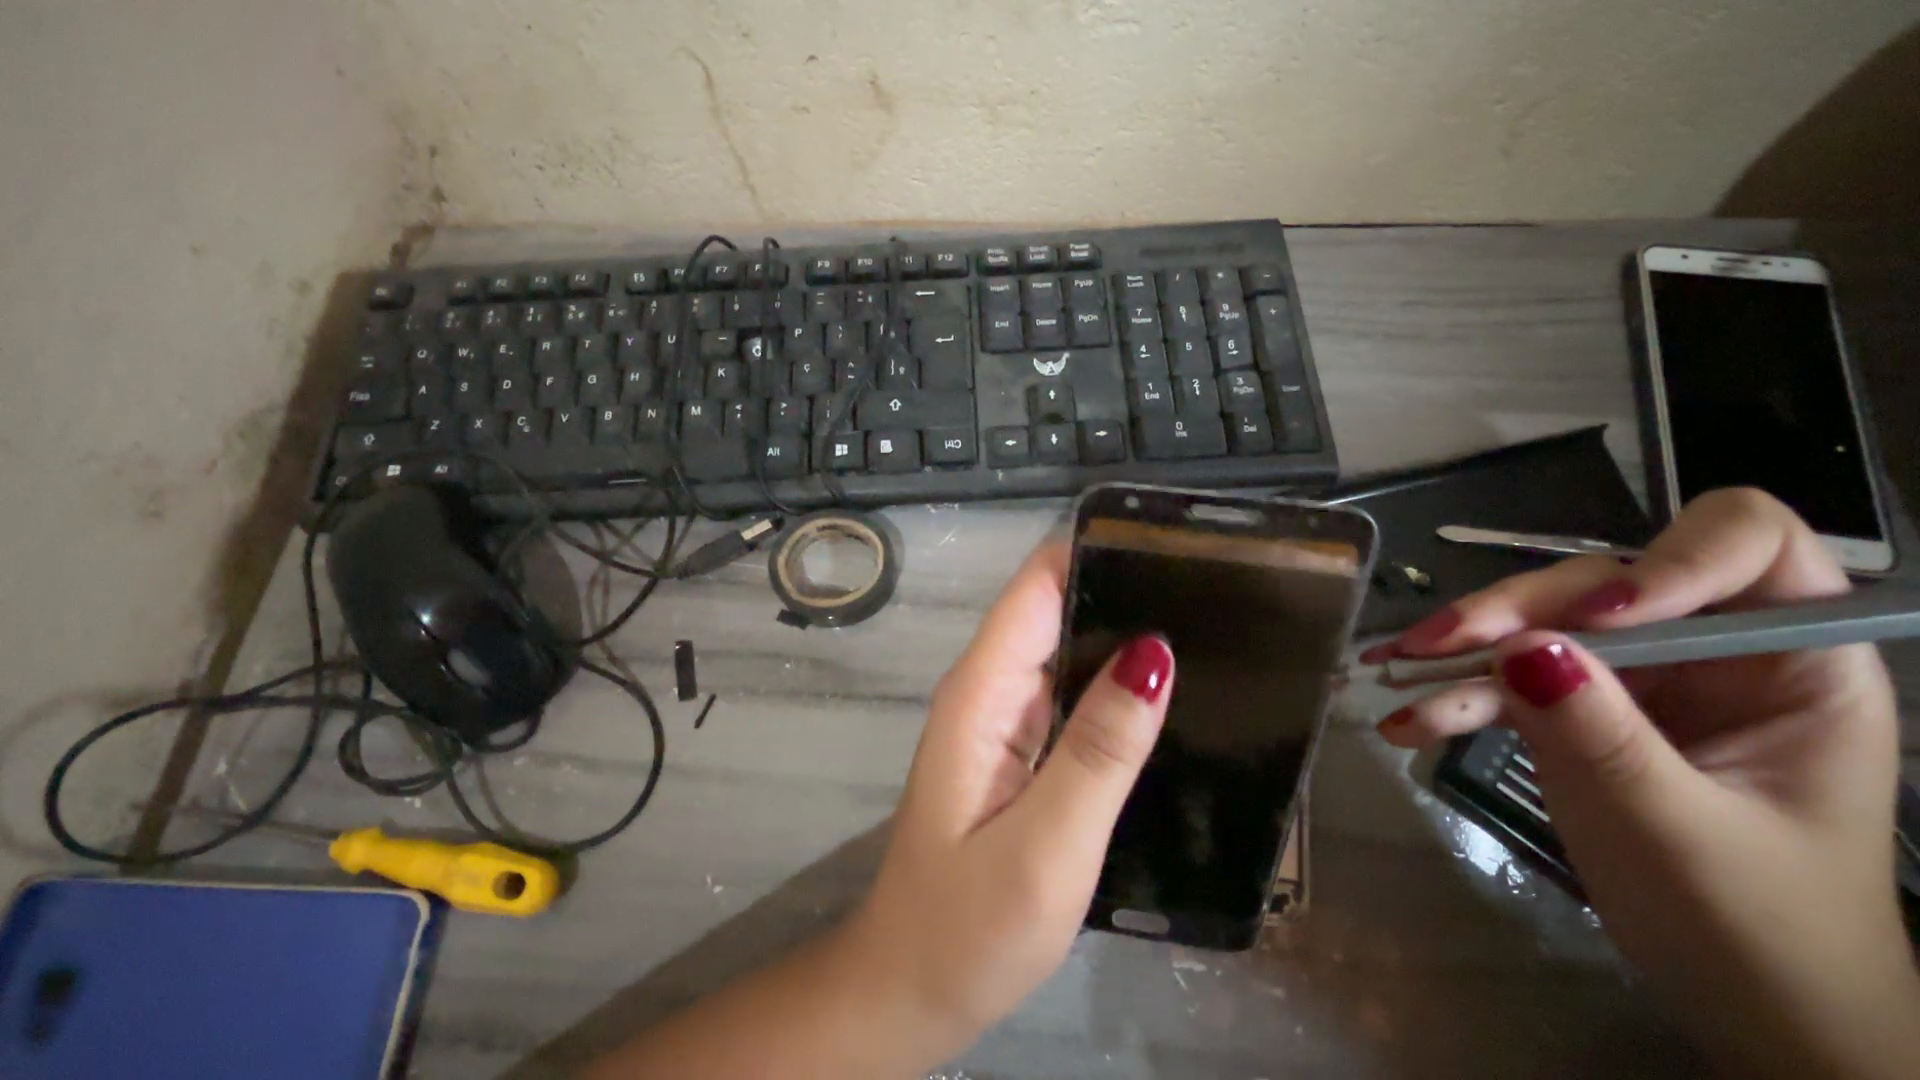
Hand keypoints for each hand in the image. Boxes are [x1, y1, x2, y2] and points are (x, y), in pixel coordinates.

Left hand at [841, 541, 1174, 1054]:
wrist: (912, 994)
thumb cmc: (969, 927)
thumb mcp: (1045, 843)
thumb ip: (1099, 751)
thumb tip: (1156, 652)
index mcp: (983, 694)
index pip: (1038, 586)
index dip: (1099, 547)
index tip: (1179, 535)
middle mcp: (992, 696)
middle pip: (1059, 611)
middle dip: (1131, 590)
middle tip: (1228, 586)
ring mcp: (1008, 729)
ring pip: (1072, 656)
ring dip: (1131, 639)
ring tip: (1224, 627)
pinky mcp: (1025, 761)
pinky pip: (1077, 705)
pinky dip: (1120, 692)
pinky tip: (1178, 698)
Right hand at [1370, 488, 1919, 1078]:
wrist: (1751, 1016)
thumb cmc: (1757, 933)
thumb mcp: (1675, 833)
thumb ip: (1601, 734)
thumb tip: (1518, 648)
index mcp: (1797, 662)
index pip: (1749, 546)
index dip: (1672, 559)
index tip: (1598, 619)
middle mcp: (1717, 650)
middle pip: (1608, 584)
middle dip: (1520, 611)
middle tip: (1439, 644)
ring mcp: (1644, 681)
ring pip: (1546, 625)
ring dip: (1468, 648)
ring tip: (1394, 673)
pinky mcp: (1584, 711)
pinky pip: (1515, 680)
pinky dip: (1460, 697)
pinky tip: (1409, 722)